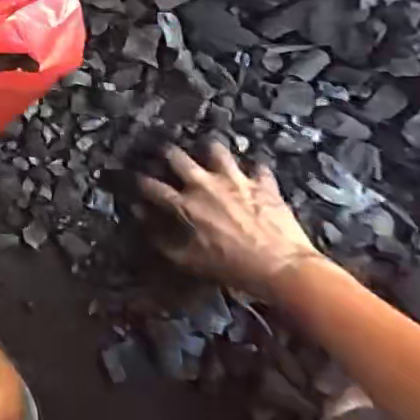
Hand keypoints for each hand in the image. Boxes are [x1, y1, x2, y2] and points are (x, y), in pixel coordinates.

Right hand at [137, 143, 326, 300]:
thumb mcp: (190, 261)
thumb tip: (140, 216)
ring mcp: (235, 181)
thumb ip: (161, 239)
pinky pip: (258, 168)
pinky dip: (254, 171)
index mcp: (184, 204)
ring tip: (208, 154)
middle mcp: (204, 184)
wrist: (285, 270)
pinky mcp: (263, 185)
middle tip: (165, 154)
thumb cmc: (234, 268)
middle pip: (175, 155)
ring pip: (215, 149)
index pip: (151, 185)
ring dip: (210, 151)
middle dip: (165, 152)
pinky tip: (253, 175)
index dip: (137, 180)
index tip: (133, 179)